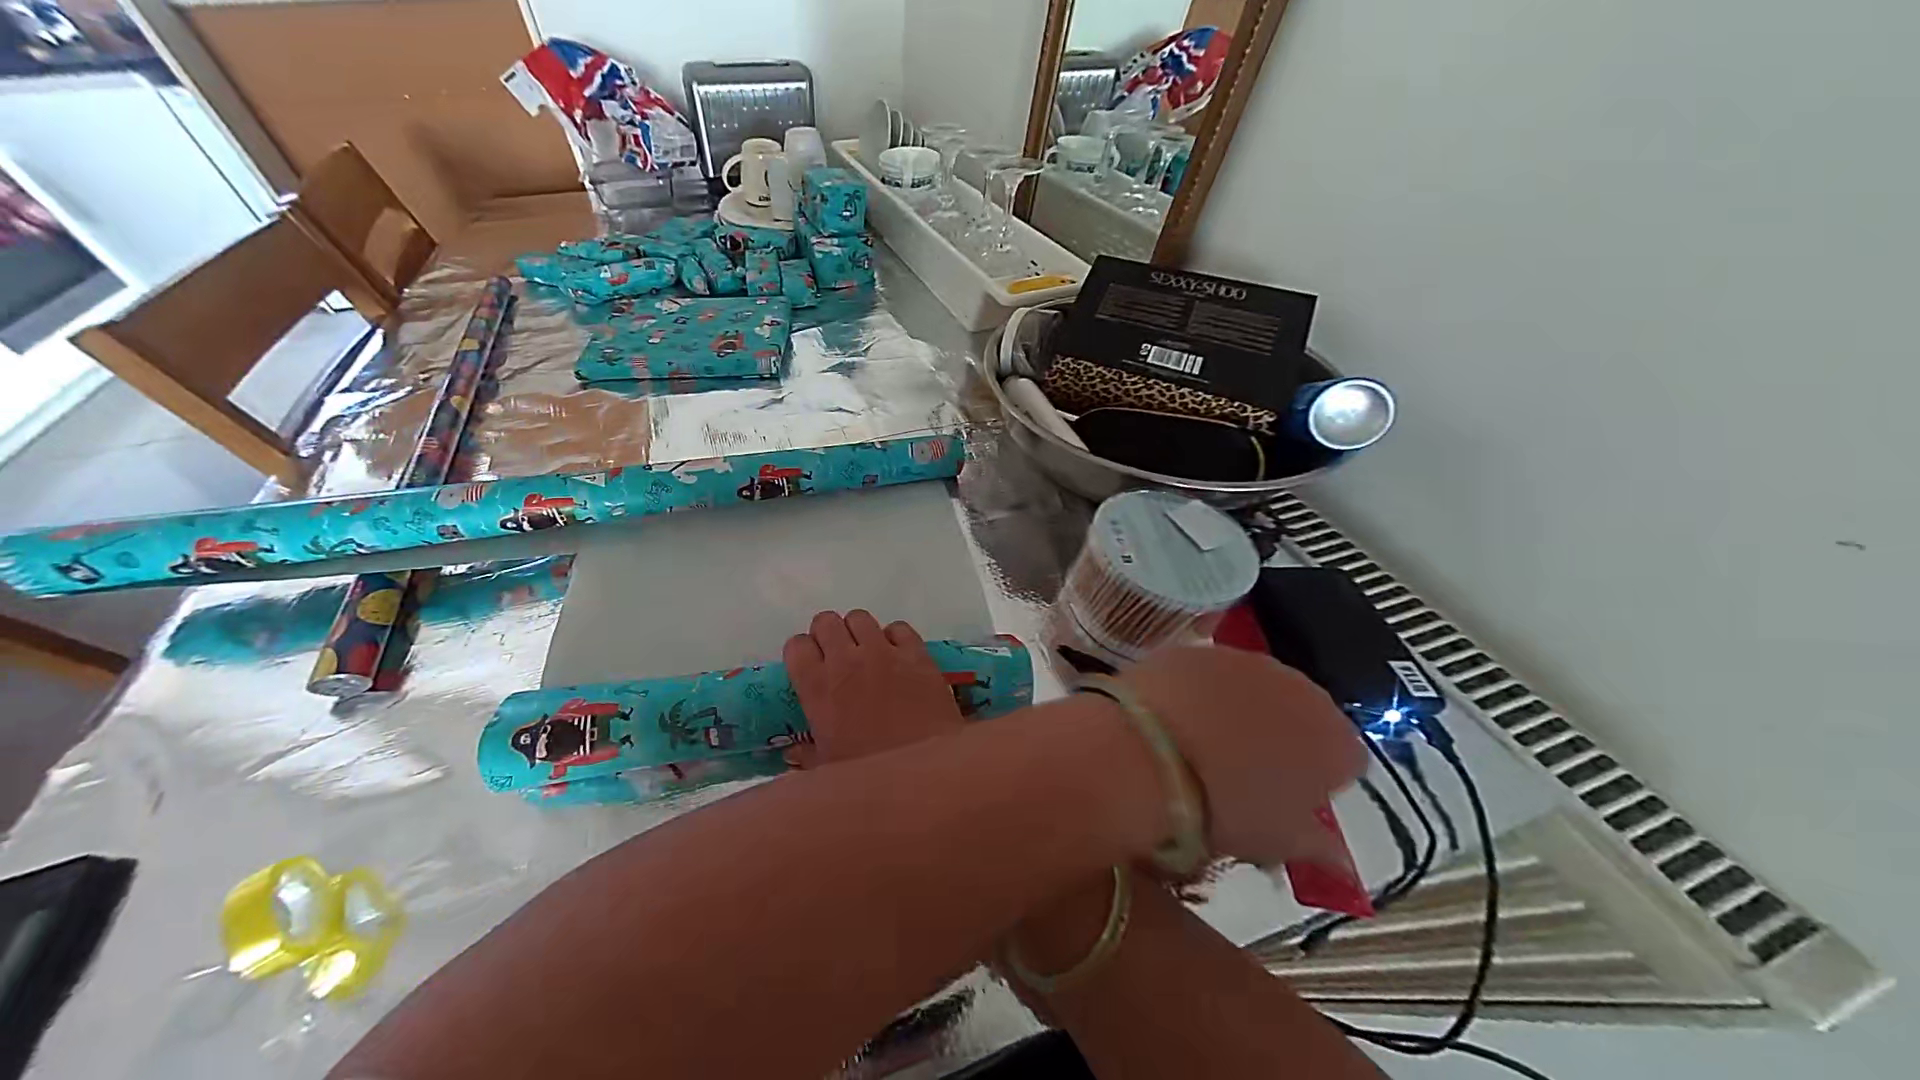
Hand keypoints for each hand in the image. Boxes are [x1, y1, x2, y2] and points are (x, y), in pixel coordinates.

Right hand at [783, 611, 965, 767]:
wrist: (925, 772)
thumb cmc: (869, 775)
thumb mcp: (828, 769)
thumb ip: (807, 754)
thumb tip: (794, 752)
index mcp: (818, 688)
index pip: (796, 646)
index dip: (802, 654)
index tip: (810, 668)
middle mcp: (847, 661)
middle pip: (826, 622)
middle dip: (828, 636)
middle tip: (837, 659)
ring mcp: (884, 653)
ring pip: (860, 618)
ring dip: (858, 633)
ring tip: (866, 655)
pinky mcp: (917, 653)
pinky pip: (899, 628)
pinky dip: (894, 638)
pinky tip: (898, 657)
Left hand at [1108, 646, 1366, 867]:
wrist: (1147, 755)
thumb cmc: (1224, 809)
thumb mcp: (1278, 842)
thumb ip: (1317, 846)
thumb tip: (1339, 861)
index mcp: (1336, 740)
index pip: (1344, 761)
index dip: (1315, 782)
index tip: (1286, 801)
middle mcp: (1300, 687)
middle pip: (1299, 714)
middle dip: (1279, 739)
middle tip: (1241, 773)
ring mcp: (1245, 660)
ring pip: (1253, 687)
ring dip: (1237, 710)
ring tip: (1201, 744)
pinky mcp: (1195, 648)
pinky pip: (1207, 673)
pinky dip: (1197, 692)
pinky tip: (1171, 717)